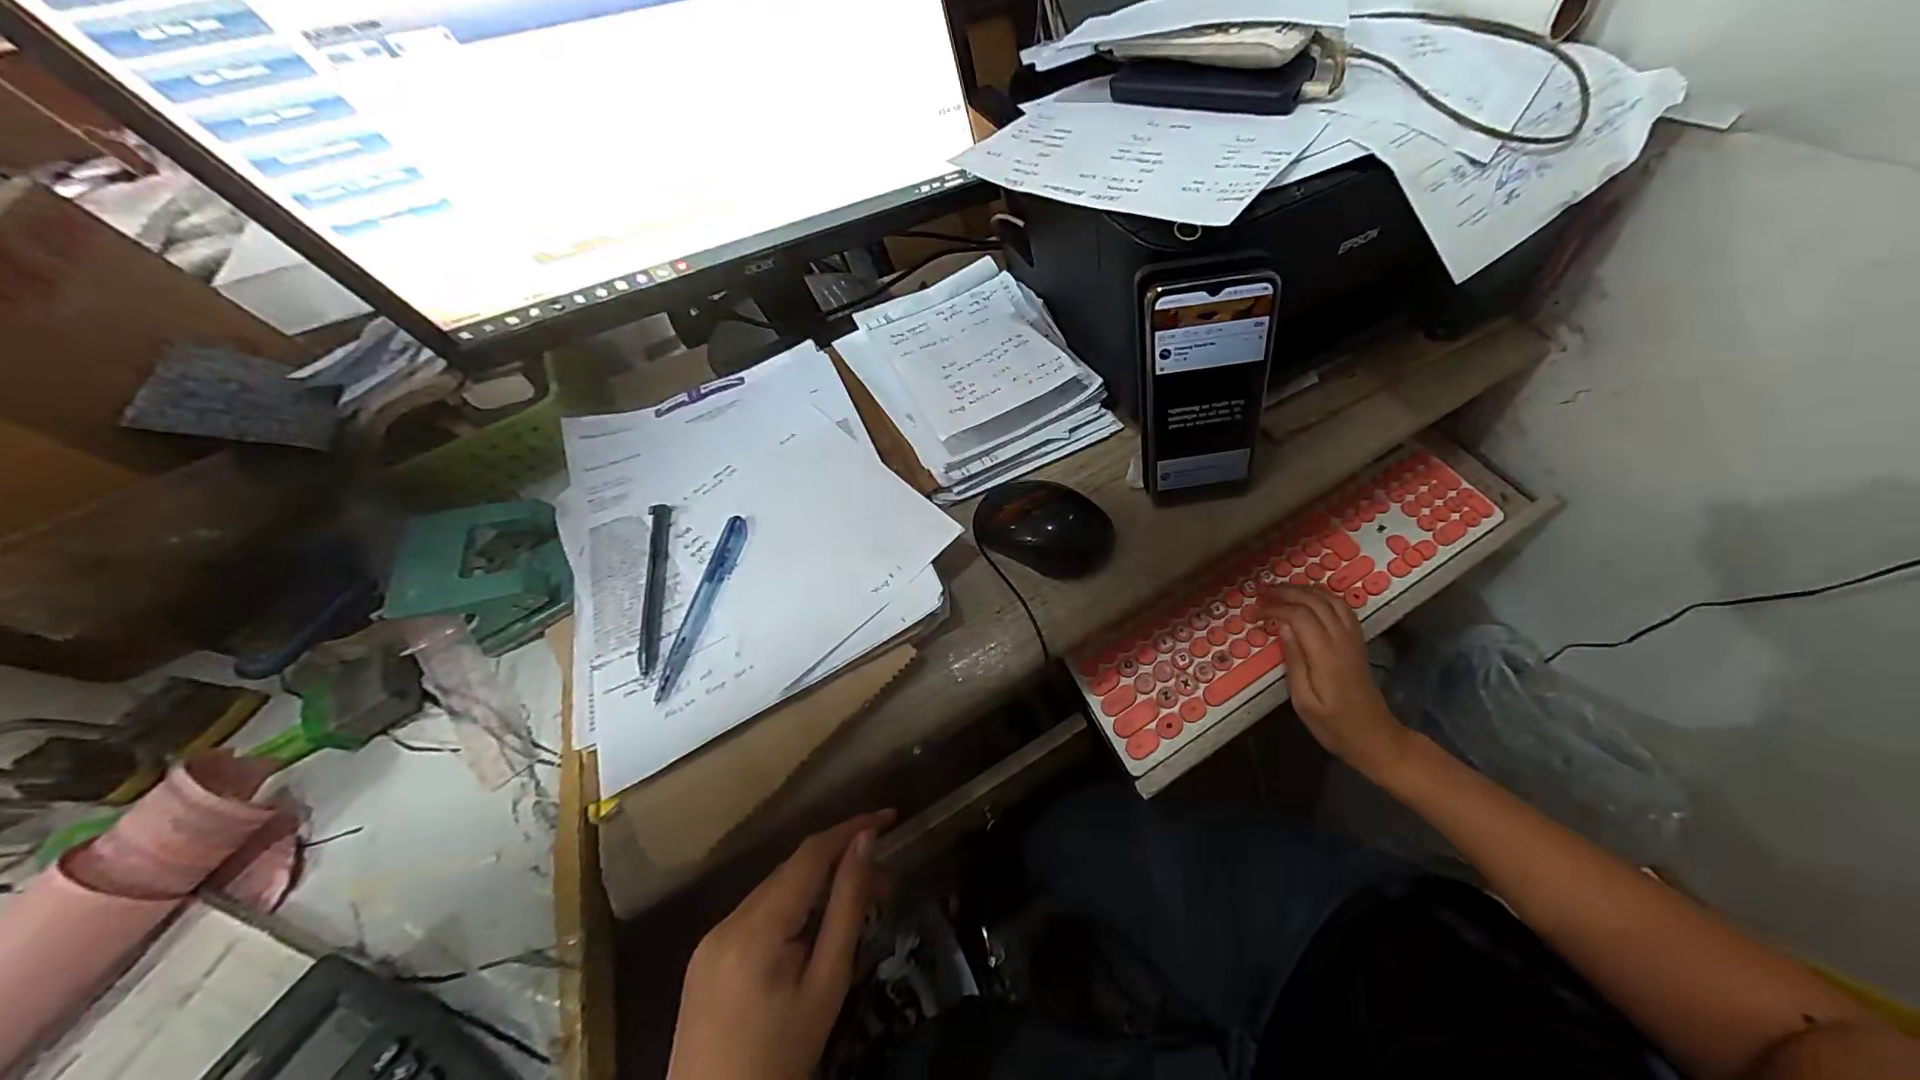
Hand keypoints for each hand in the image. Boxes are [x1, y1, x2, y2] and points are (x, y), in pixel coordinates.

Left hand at [667, 810, 895, 1079]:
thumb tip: (865, 843)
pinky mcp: (704, 957)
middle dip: (838, 861)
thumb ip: (847, 908)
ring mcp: (710, 938)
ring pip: (773, 890)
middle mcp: (726, 921)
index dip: (850, 828)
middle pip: (790, 871)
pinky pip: (755, 913)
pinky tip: (812, 926)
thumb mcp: (827, 984)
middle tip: (886, 877)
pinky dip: (789, 907)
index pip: (809, 855)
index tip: (889, 816)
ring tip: (857, 901)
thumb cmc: (783, 1058)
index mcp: (755, 928)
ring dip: (815, 884)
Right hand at [1252, 585, 1411, 776]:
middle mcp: (1342, 641)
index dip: (1274, 608)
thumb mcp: (1304, 701)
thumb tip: (1282, 626)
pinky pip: (1343, 609)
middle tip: (1261, 592)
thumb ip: (1293, 661)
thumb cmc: (1334, 726)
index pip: (1299, 615)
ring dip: (1305, 590)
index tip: (1253, 614)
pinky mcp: (1358, 643)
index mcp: (1326, 655)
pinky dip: (1323, 597)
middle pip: (1315, 601)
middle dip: (1286, 591)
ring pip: (1331, 600)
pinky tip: (1309, 600)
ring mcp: (1353, 640)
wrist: (1376, 738)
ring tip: (1281, 590)